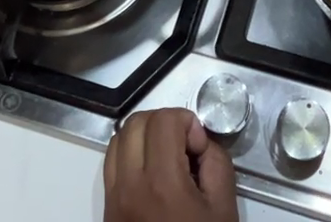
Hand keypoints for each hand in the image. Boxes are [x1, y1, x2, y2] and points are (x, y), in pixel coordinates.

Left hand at [104, 108, 237, 221]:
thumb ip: (217, 162)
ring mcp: (113, 198)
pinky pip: (111, 162)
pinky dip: (129, 152)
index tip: (199, 147)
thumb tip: (199, 141)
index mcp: (162, 184)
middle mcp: (130, 186)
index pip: (164, 120)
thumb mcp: (223, 208)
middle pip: (137, 122)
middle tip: (184, 144)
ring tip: (166, 154)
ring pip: (118, 137)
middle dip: (165, 122)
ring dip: (144, 134)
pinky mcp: (107, 209)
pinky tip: (151, 169)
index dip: (187, 122)